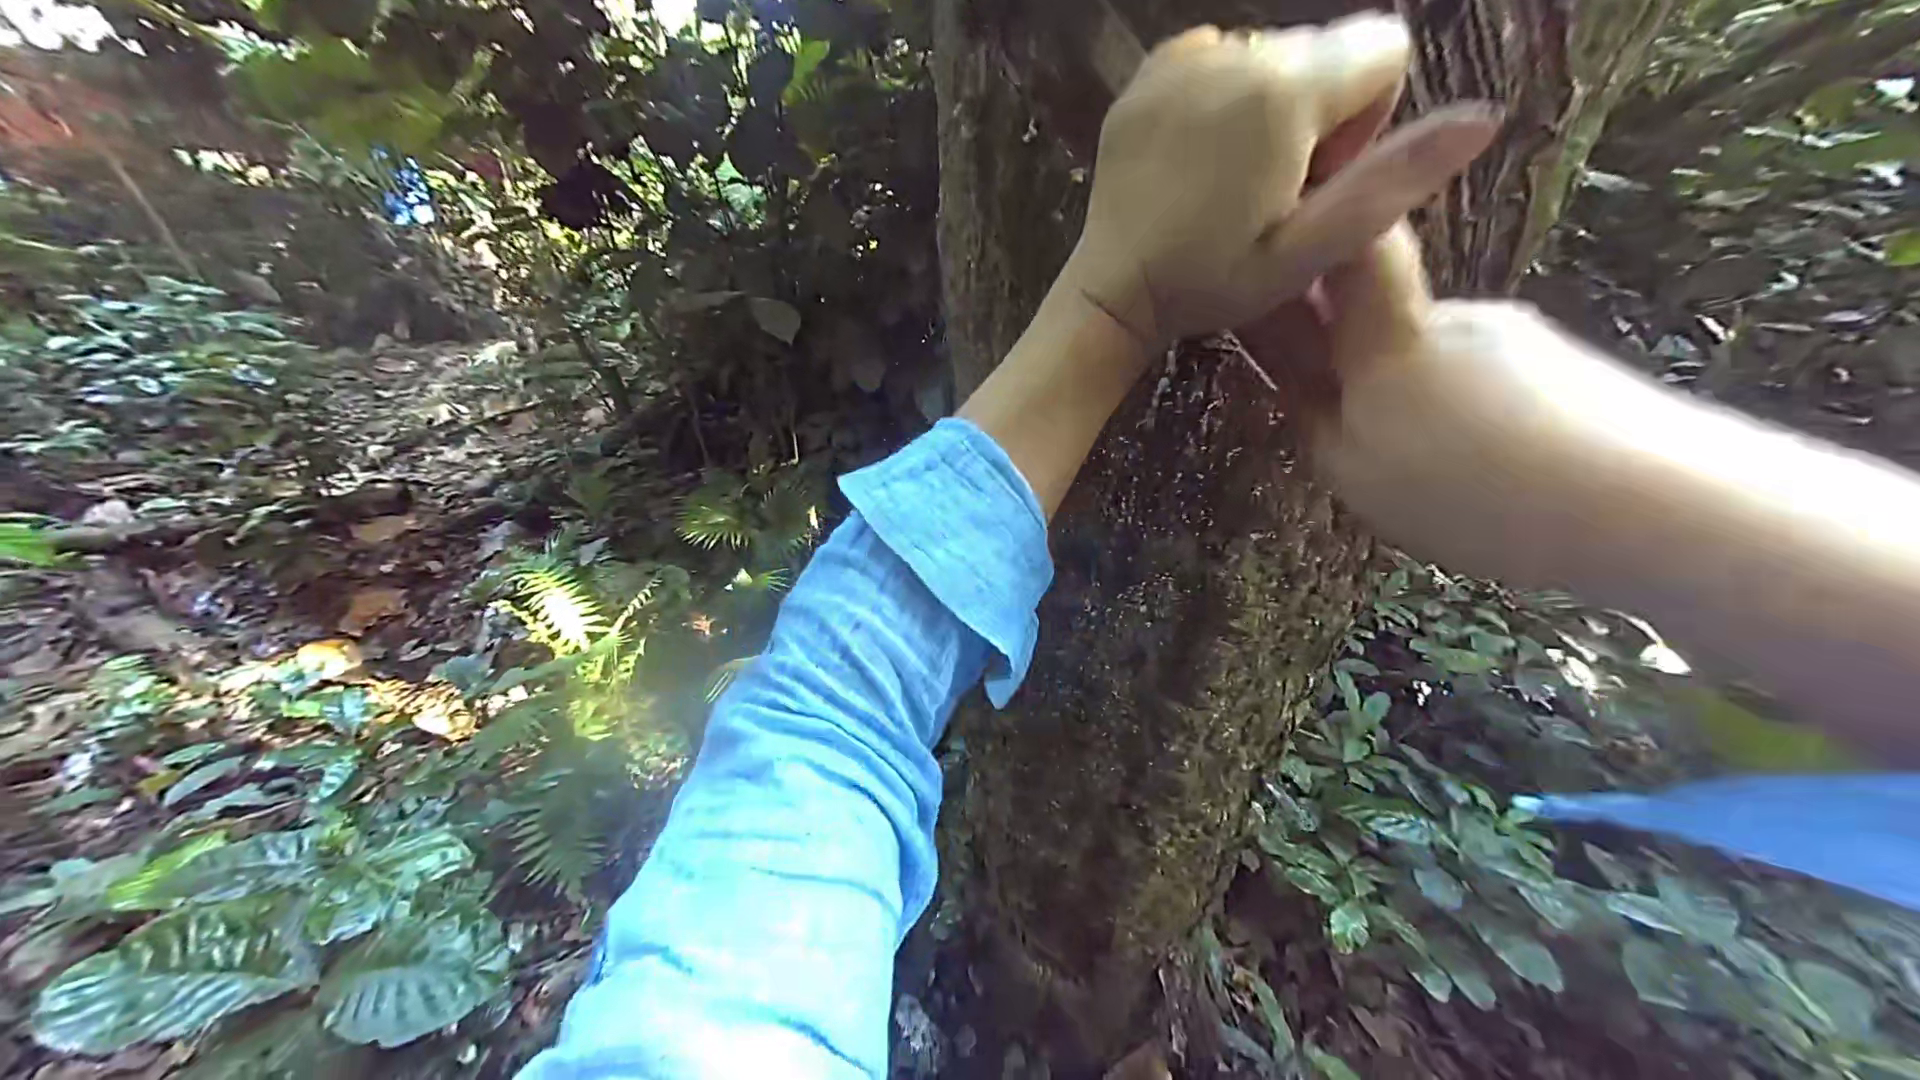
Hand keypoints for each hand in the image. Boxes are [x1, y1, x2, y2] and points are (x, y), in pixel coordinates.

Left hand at [1063, 15, 1495, 351]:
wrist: (1113, 289)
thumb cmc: (1207, 283)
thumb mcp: (1304, 254)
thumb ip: (1389, 185)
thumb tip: (1482, 118)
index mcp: (1285, 91)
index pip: (1385, 50)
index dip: (1366, 120)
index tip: (1316, 181)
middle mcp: (1237, 53)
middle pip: (1325, 51)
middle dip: (1317, 112)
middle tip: (1266, 192)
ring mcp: (1183, 60)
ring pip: (1270, 57)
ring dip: (1268, 108)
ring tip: (1227, 183)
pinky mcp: (1147, 76)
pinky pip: (1215, 61)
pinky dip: (1221, 99)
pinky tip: (1196, 159)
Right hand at [1309, 223, 1690, 583]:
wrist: (1653, 505)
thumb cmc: (1468, 491)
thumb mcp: (1350, 470)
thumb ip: (1309, 414)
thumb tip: (1290, 376)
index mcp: (1386, 338)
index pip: (1344, 251)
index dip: (1311, 245)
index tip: (1278, 273)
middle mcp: (1451, 316)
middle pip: (1379, 310)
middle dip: (1345, 346)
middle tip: (1337, 418)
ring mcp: (1510, 335)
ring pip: (1428, 351)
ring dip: (1404, 388)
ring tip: (1419, 463)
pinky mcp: (1557, 360)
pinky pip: (1476, 373)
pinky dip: (1457, 406)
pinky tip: (1475, 463)